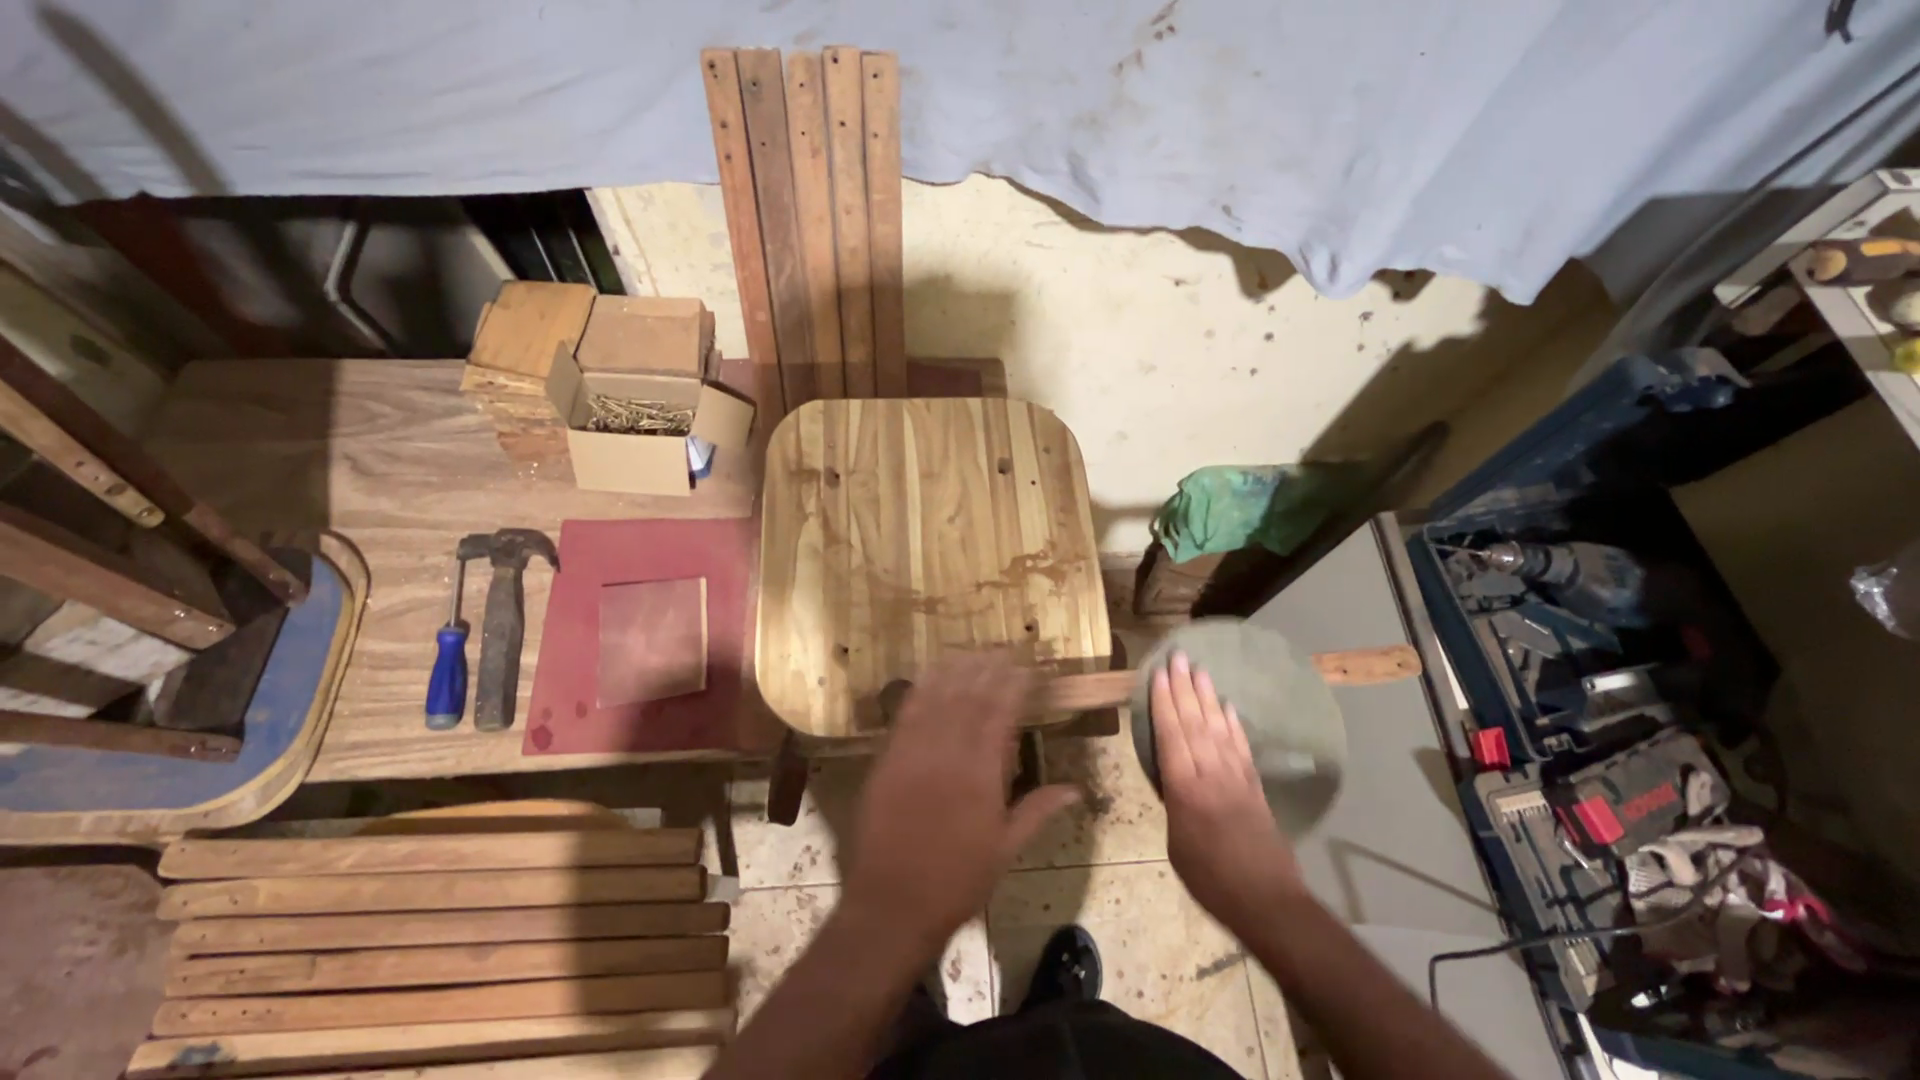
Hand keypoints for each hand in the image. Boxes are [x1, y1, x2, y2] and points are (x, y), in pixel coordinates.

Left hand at [841, 653, 1079, 953]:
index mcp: (981, 775)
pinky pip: (904, 716)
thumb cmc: (956, 882)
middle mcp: (946, 755)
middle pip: (968, 698)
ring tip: (969, 651)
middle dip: (987, 669)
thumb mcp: (1004, 850)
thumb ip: (1037, 811)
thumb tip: (1075, 790)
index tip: (1026, 665)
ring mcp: (912, 755)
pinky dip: (918, 691)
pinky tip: (927, 676)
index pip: (1001, 715)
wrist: (891, 905)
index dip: (1014, 685)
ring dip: (954, 672)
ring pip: (935, 700)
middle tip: (1001, 649)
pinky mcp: (885, 761)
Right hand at [1152, 651, 1307, 929]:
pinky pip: (1240, 746)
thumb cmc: (1209, 879)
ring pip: (1218, 727)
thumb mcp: (1175, 844)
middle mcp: (1211, 775)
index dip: (1164, 702)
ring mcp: (1236, 778)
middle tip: (1179, 656)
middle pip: (1195, 722)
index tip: (1159, 673)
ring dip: (1207, 697)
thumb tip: (1173, 778)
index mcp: (1185, 790)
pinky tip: (1226, 706)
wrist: (1266, 900)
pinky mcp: (1254, 786)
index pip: (1171, 735)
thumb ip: (1174, 804)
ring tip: (1200, 670)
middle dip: (1184, 688)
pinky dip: (1232, 723)